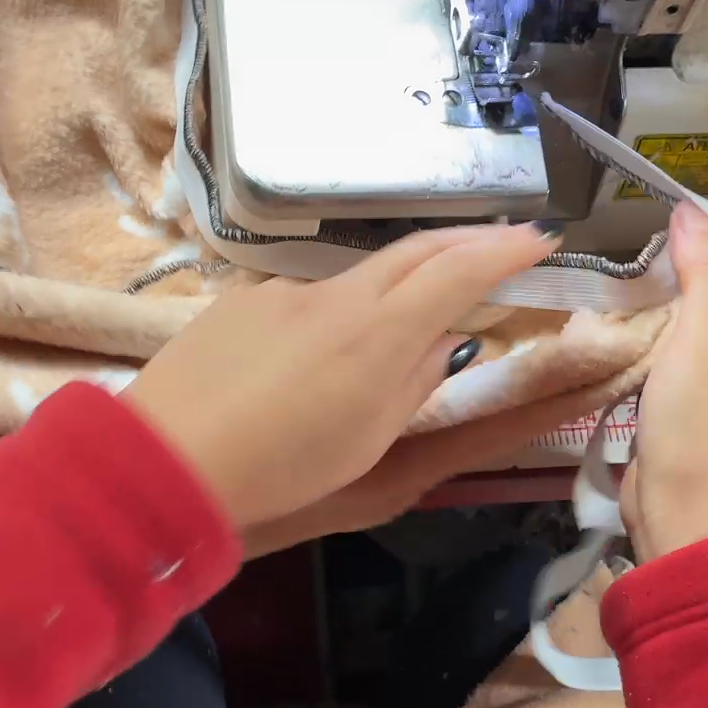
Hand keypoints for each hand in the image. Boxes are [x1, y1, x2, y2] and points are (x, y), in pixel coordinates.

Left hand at [122, 224, 558, 528]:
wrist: (169, 458)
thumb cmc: (282, 467)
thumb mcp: (367, 441)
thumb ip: (414, 381)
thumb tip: (446, 341)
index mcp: (378, 334)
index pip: (457, 273)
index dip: (504, 252)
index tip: (538, 239)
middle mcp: (337, 294)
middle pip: (416, 249)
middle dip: (468, 239)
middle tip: (504, 240)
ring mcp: (285, 291)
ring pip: (359, 278)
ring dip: (396, 287)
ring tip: (395, 331)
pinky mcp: (243, 299)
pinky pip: (306, 300)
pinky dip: (333, 316)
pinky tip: (307, 360)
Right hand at [621, 203, 707, 562]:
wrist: (691, 517)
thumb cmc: (701, 424)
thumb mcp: (704, 337)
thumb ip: (704, 271)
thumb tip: (692, 210)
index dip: (705, 226)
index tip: (652, 227)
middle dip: (678, 261)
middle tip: (630, 264)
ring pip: (693, 314)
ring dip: (661, 300)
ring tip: (620, 294)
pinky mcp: (692, 401)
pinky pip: (674, 351)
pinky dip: (651, 336)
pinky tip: (623, 337)